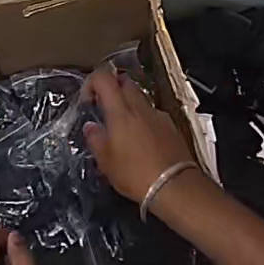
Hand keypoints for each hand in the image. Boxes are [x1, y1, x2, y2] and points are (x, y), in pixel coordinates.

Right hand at [83, 68, 196, 203]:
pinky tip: (141, 140)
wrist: (175, 187)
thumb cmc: (134, 173)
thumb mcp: (105, 160)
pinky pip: (152, 113)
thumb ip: (95, 138)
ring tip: (121, 128)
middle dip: (110, 90)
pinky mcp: (171, 126)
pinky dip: (142, 118)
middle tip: (103, 111)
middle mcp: (140, 106)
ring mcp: (158, 115)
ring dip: (127, 104)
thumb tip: (91, 126)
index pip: (103, 77)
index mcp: (120, 110)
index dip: (91, 83)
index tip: (88, 102)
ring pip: (139, 97)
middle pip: (124, 81)